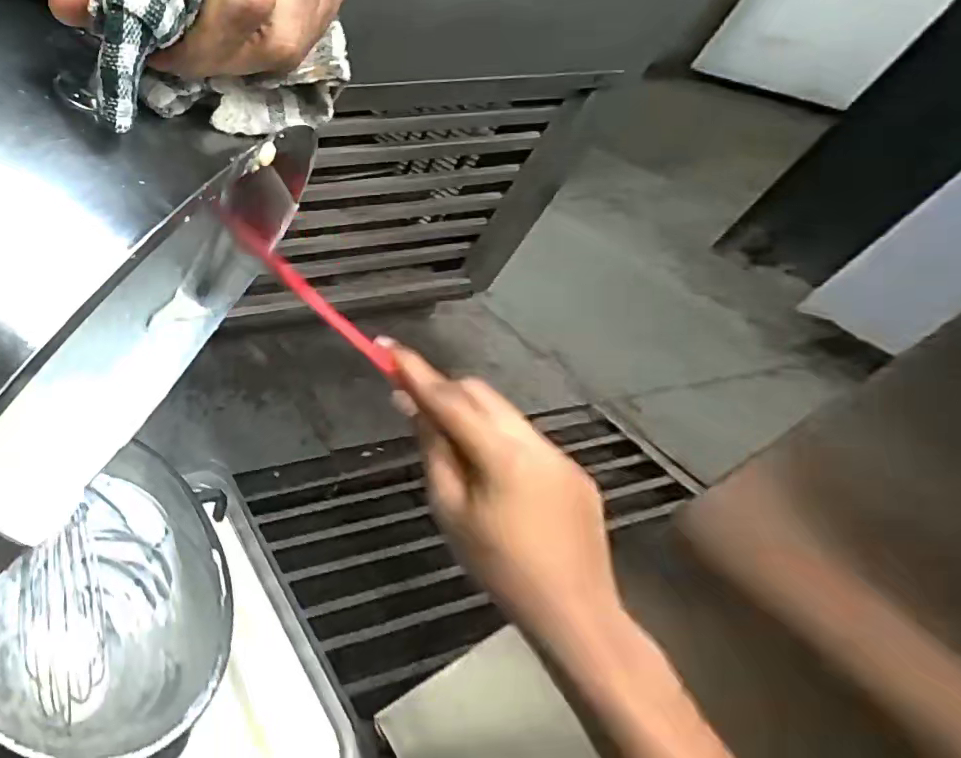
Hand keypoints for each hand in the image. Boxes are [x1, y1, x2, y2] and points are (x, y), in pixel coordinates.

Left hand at [48, 0, 363, 77]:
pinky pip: (314, 27)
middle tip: (187, 61)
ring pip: (296, 38)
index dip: (202, 47)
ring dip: (247, 61)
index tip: (166, 56)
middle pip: (274, 31)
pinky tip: (245, 32)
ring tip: (213, 48)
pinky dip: (272, 45)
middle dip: (222, 64)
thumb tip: (64, 6)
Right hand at [382, 340, 620, 642]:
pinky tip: (487, 471)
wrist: (576, 614)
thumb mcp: (448, 507)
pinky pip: (523, 436)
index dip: (413, 369)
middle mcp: (535, 444)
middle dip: (442, 389)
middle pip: (479, 392)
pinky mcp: (574, 472)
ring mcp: (560, 456)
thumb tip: (413, 404)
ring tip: (448, 443)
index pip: (448, 397)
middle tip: (411, 405)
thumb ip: (432, 448)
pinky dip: (495, 436)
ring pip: (502, 412)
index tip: (384, 345)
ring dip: (469, 412)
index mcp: (502, 454)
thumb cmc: (497, 565)